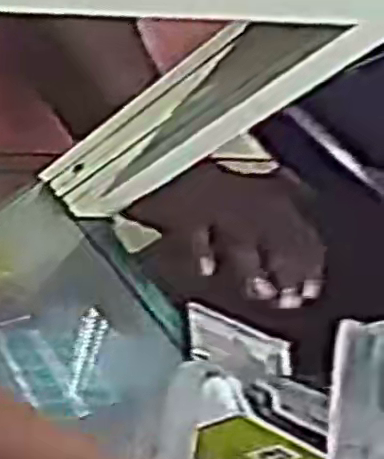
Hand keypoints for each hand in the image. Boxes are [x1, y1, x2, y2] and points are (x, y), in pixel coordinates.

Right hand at [127, 162, 323, 308]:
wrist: (149, 160)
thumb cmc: (184, 174)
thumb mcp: (235, 184)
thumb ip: (253, 207)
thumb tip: (263, 229)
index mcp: (266, 194)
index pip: (299, 234)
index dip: (306, 262)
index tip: (308, 286)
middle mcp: (247, 201)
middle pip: (279, 241)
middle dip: (287, 271)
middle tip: (288, 298)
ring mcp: (212, 208)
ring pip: (244, 242)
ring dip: (254, 269)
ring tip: (259, 292)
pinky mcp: (179, 214)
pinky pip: (196, 236)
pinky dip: (204, 254)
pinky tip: (206, 270)